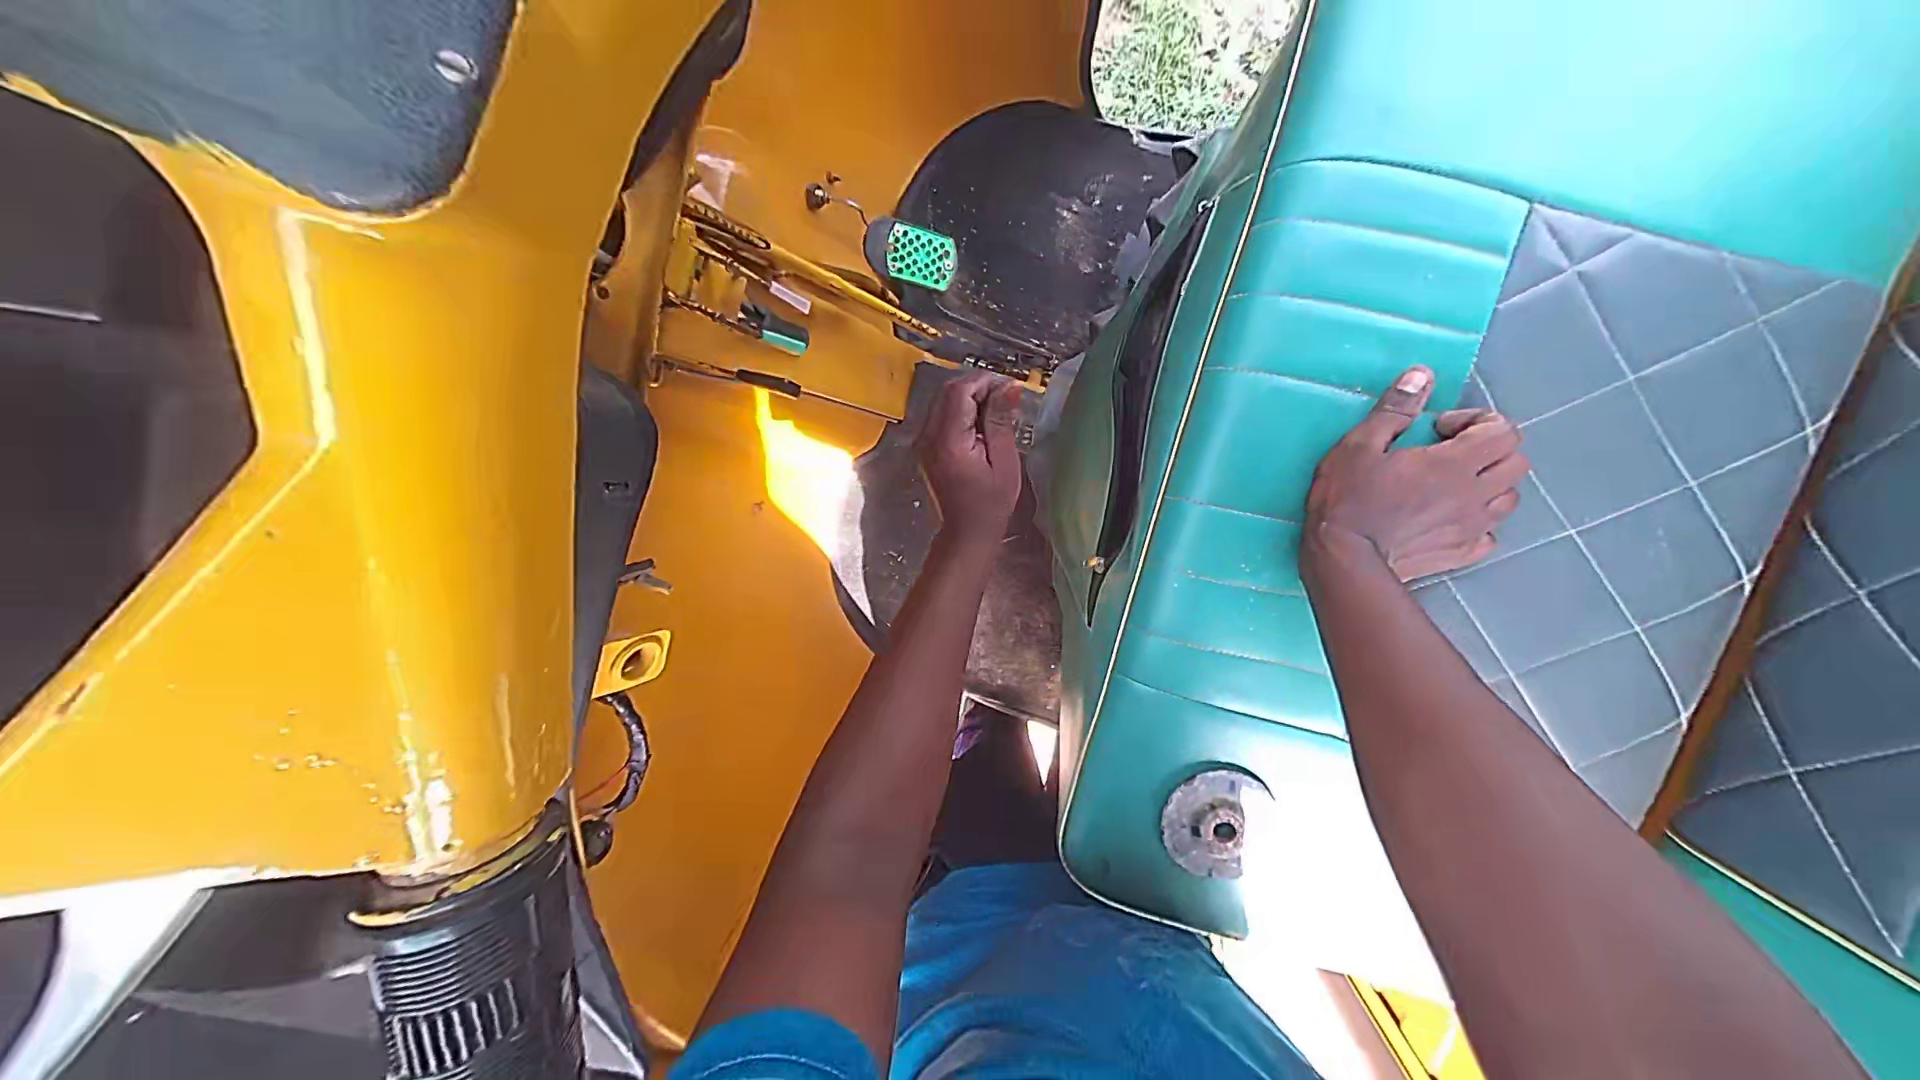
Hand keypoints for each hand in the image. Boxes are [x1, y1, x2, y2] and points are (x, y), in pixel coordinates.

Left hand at [918, 371, 1024, 545]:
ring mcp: (923, 440)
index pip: (959, 392)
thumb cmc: (990, 502)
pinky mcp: (926, 445)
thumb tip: (1008, 387)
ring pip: (943, 399)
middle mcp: (929, 436)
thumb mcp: (1004, 461)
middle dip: (977, 385)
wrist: (967, 530)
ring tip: (995, 410)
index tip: (1009, 390)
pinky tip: (980, 423)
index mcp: (948, 441)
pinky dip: (961, 409)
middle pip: (947, 391)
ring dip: (970, 396)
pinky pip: (941, 413)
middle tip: (1004, 397)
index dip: (985, 382)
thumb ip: (1001, 421)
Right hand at [1305, 366, 1527, 580]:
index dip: (1476, 421)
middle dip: (1489, 450)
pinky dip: (1479, 523)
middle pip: (1515, 463)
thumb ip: (1394, 410)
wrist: (1342, 558)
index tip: (1438, 428)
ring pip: (1509, 499)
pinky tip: (1450, 520)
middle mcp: (1474, 495)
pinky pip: (1490, 536)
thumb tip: (1422, 375)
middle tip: (1449, 453)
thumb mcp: (1358, 446)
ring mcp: (1471, 528)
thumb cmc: (1346, 499)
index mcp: (1454, 464)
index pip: (1503, 431)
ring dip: (1488, 486)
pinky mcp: (1461, 554)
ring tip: (1452, 487)